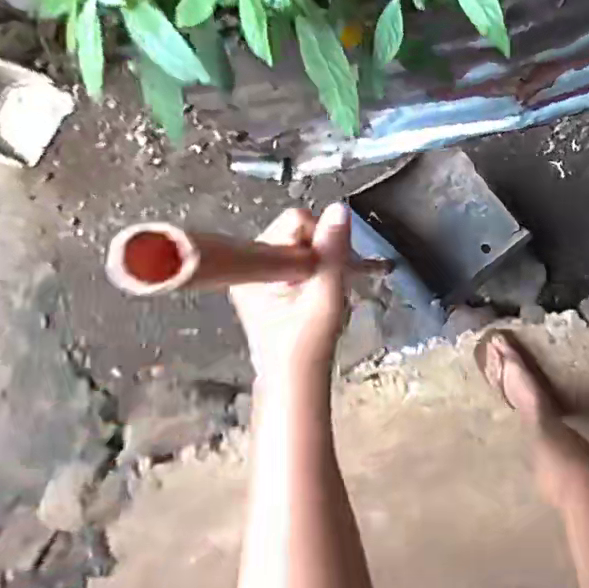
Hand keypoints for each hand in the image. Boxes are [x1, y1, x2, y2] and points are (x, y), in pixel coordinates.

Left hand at [229, 203, 350, 384]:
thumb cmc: (307, 344)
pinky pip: (294, 256)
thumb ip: (333, 250)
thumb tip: (338, 210)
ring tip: (324, 290)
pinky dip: (312, 268)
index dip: (322, 240)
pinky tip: (318, 290)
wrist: (294, 378)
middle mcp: (250, 264)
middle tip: (330, 282)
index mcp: (256, 265)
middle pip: (297, 229)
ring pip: (299, 242)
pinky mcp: (264, 281)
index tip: (332, 266)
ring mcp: (256, 273)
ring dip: (319, 261)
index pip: (296, 221)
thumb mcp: (327, 293)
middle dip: (321, 251)